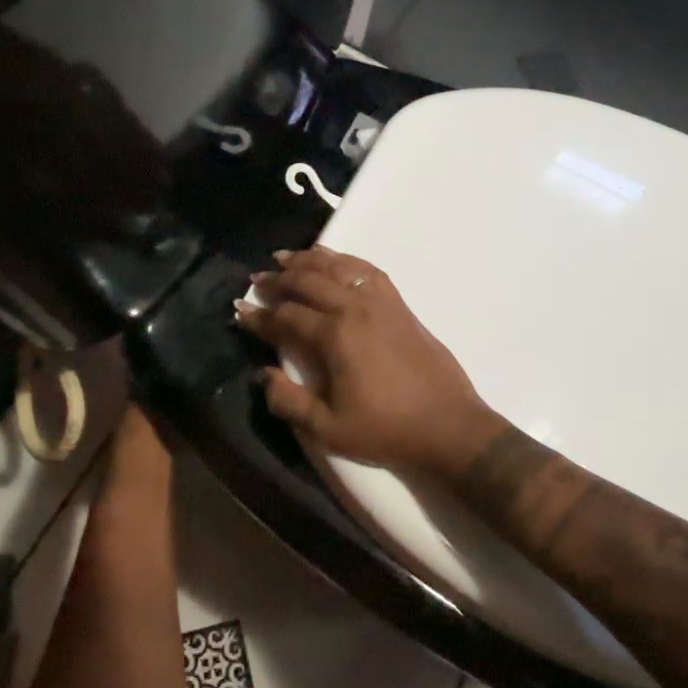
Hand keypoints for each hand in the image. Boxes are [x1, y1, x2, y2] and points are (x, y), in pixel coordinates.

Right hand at [235, 248, 506, 476]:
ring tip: (285, 258)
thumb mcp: (328, 429)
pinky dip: (344, 259)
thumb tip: (263, 375)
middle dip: (277, 280)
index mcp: (334, 337)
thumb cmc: (386, 430)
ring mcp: (380, 302)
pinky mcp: (400, 305)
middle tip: (257, 281)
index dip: (259, 315)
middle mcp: (354, 309)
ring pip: (337, 267)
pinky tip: (332, 260)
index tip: (239, 311)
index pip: (286, 317)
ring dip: (307, 260)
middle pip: (308, 281)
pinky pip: (367, 269)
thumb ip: (288, 401)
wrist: (447, 425)